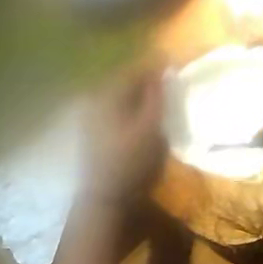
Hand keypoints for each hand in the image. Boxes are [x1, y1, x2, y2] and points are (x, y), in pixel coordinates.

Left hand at [80, 66, 165, 201]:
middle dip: (146, 80)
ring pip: (119, 96)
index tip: (174, 65)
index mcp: (107, 94)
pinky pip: (113, 109)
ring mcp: (88, 116)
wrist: (104, 198)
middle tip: (169, 83)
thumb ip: (157, 96)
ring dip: (138, 95)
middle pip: (124, 81)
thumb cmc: (131, 161)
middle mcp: (93, 99)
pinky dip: (129, 108)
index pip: (134, 70)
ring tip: (159, 100)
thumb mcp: (151, 127)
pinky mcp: (90, 131)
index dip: (155, 67)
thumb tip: (164, 69)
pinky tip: (141, 117)